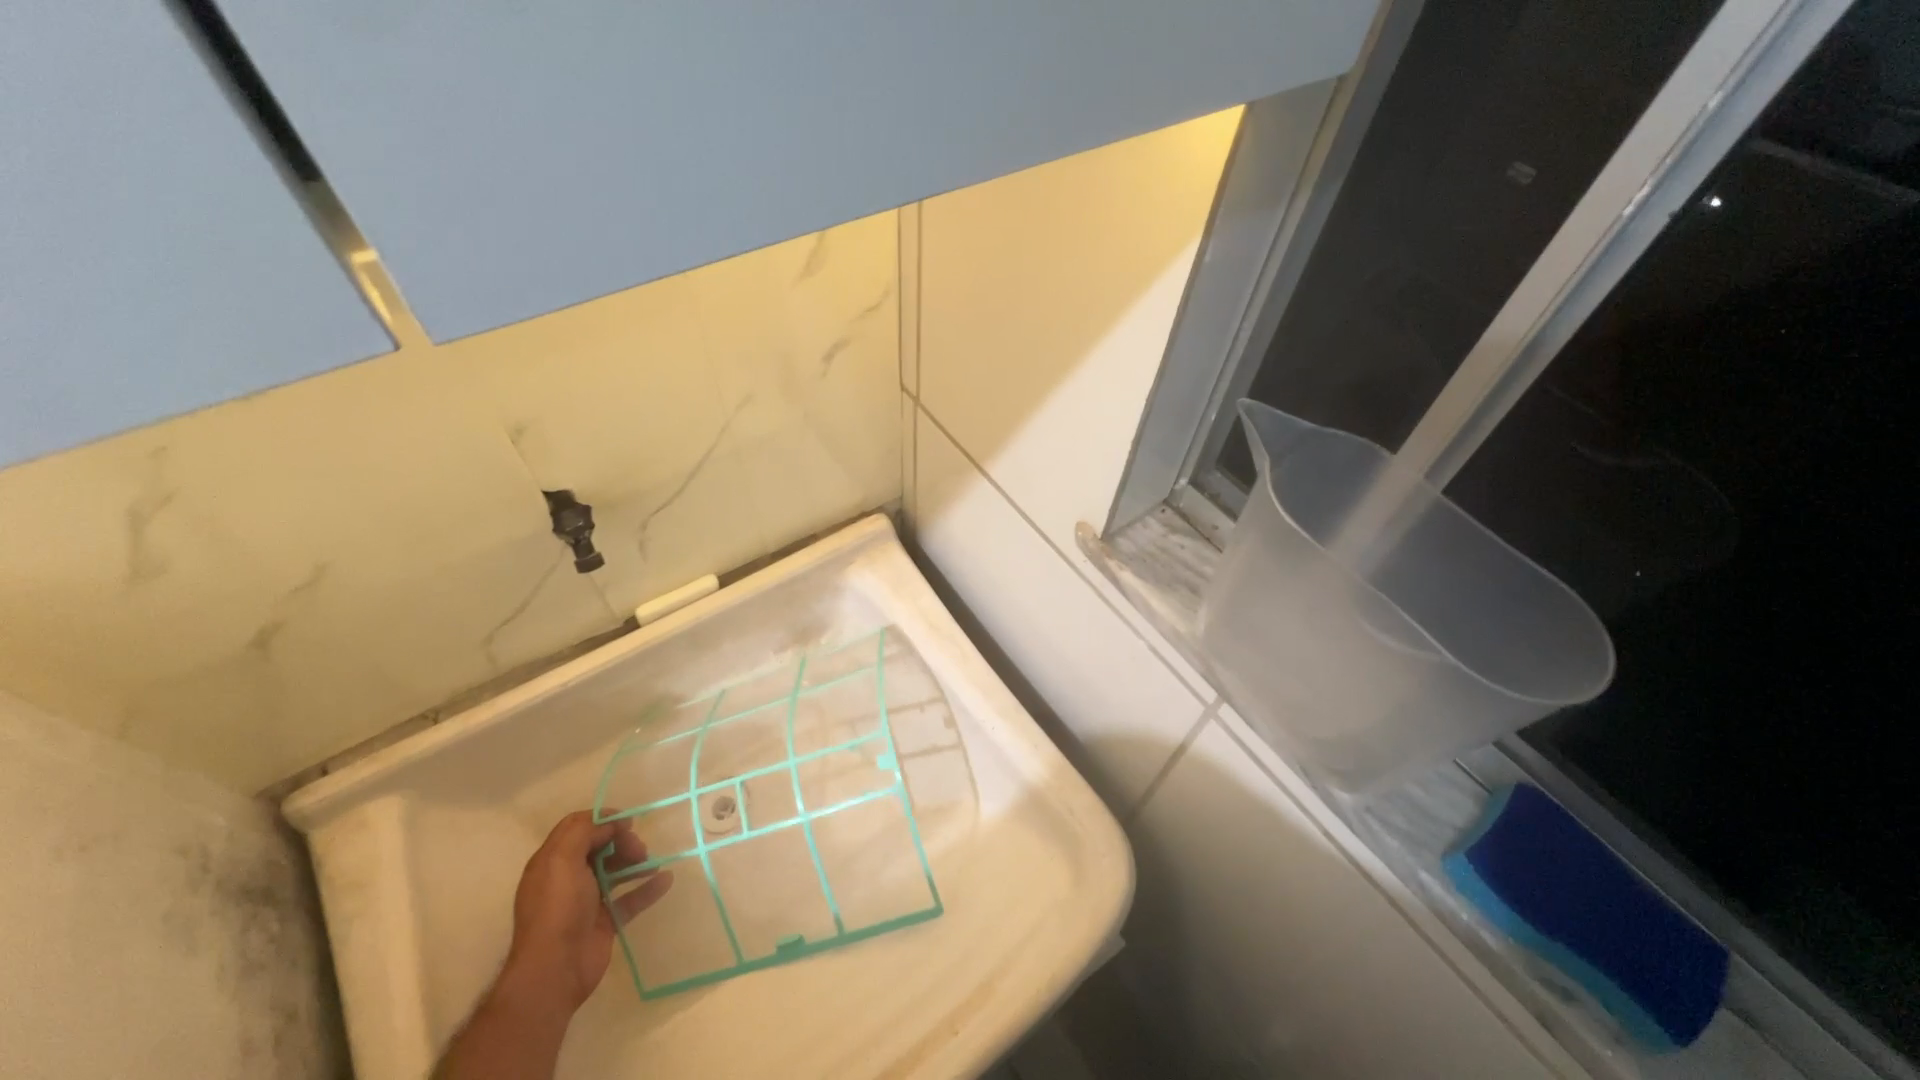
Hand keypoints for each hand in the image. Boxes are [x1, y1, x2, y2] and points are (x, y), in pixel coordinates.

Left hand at [499, 810, 673, 1013]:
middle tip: (639, 848)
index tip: (628, 821)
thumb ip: (583, 832)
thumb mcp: (561, 860)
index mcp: (551, 862)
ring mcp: (587, 902)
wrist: (555, 969)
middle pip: (599, 848)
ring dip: (635, 862)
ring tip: (652, 862)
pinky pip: (629, 899)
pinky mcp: (604, 922)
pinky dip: (647, 889)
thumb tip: (610, 823)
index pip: (577, 829)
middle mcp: (567, 879)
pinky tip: (666, 879)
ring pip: (615, 872)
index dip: (602, 820)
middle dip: (621, 841)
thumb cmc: (558, 909)